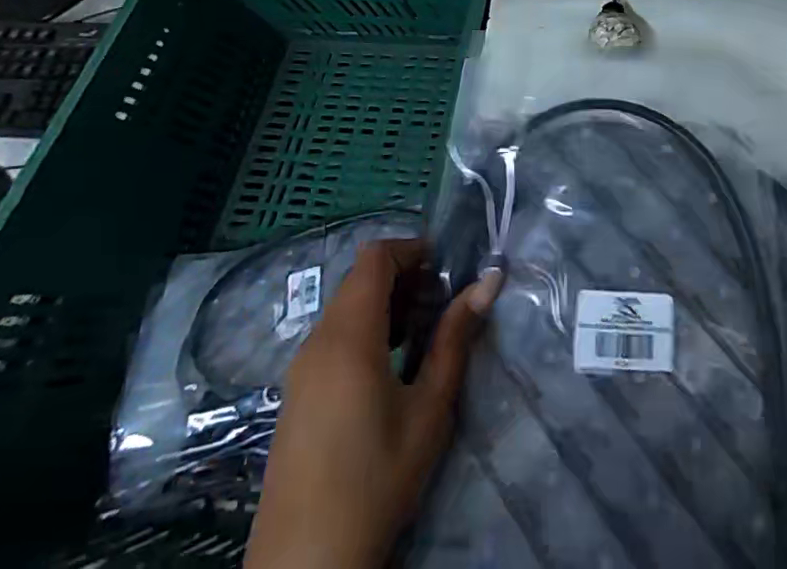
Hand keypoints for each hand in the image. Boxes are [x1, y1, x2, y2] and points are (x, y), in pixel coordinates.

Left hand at [247, 239, 502, 568]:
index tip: (450, 266)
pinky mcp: (297, 392)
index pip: (374, 258)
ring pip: (345, 308)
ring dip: (387, 304)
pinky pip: (333, 337)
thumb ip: (455, 338)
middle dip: (405, 277)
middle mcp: (316, 341)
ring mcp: (300, 368)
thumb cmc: (379, 476)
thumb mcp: (430, 406)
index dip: (413, 249)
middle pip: (359, 280)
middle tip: (447, 302)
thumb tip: (488, 282)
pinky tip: (393, 366)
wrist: (307, 561)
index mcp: (348, 337)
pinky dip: (367, 329)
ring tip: (427, 333)